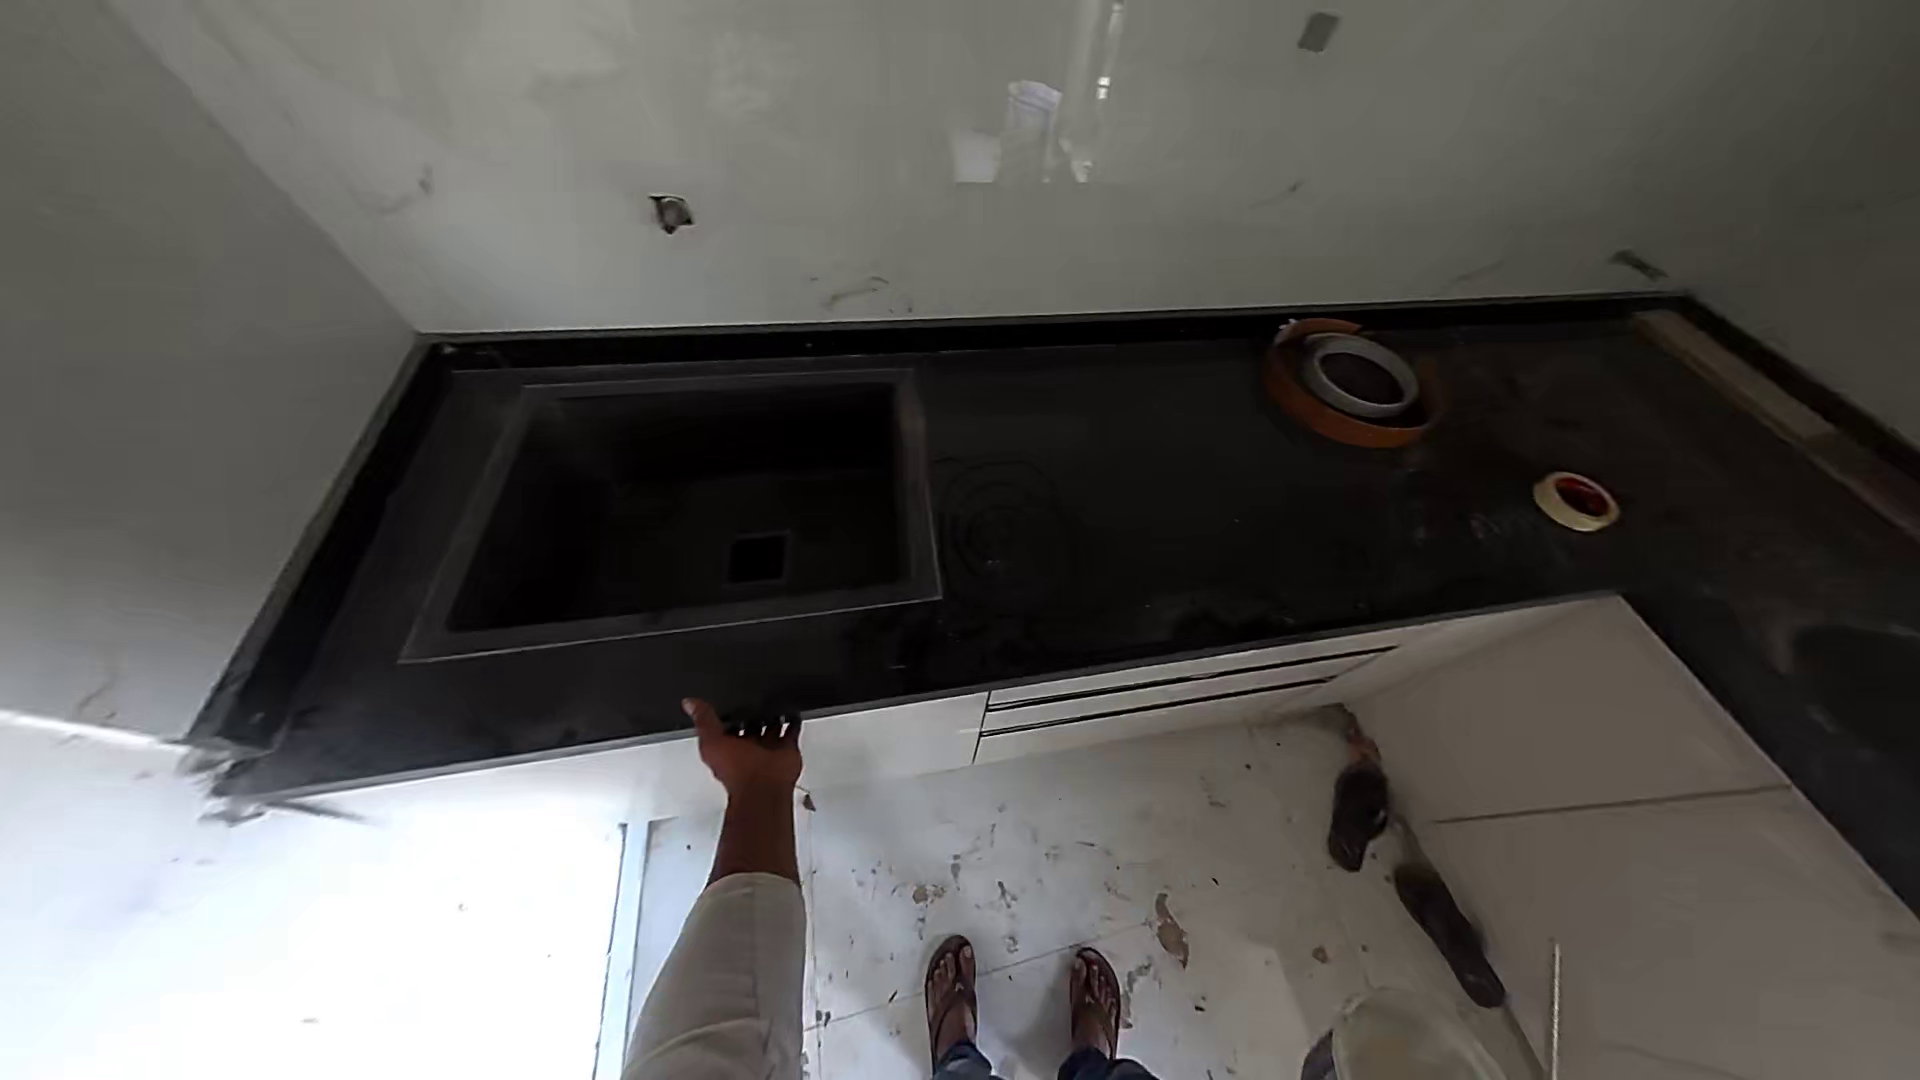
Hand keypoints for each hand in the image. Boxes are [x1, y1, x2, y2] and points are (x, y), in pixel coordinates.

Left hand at [683, 698, 801, 798]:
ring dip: (772, 718)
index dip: (725, 716)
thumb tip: (689, 703)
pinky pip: (790, 732)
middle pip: (749, 728)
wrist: (764, 786)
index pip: (725, 728)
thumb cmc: (737, 771)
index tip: (726, 702)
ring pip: (770, 729)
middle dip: (751, 717)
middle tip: (753, 701)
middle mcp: (747, 749)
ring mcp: (767, 749)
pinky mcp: (785, 749)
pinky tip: (793, 713)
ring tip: (774, 703)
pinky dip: (792, 722)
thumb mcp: (712, 742)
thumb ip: (704, 721)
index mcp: (726, 747)